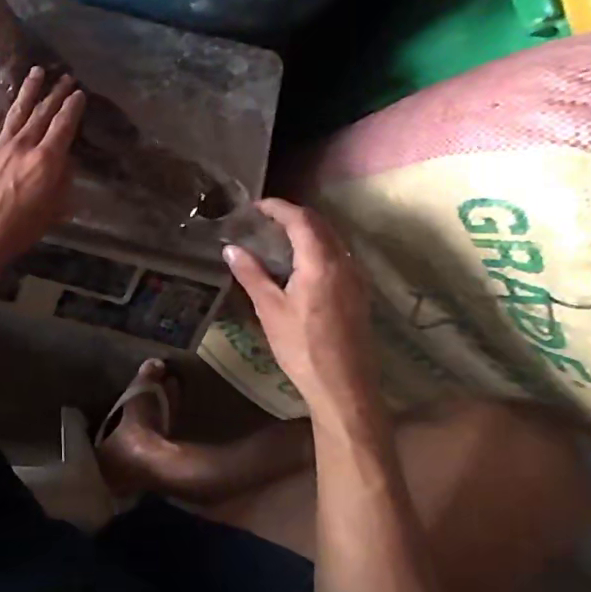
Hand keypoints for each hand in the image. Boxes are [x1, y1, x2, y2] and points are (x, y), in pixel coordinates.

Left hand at [0, 67, 84, 281]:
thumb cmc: (21, 230)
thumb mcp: (54, 210)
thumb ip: (62, 181)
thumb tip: (65, 162)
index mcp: (45, 160)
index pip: (63, 125)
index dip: (73, 107)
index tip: (79, 93)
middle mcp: (22, 146)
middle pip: (41, 113)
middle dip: (55, 93)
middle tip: (64, 77)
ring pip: (15, 113)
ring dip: (27, 92)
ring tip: (36, 73)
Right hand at [223, 199, 378, 420]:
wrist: (343, 385)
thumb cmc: (302, 347)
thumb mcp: (270, 310)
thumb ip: (252, 275)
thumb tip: (231, 249)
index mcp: (321, 263)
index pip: (301, 220)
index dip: (279, 208)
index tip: (256, 206)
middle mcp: (344, 263)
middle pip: (321, 225)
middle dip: (293, 215)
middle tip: (264, 219)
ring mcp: (356, 278)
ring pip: (333, 239)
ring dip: (308, 230)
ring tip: (278, 237)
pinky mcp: (359, 292)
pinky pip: (339, 255)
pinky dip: (318, 247)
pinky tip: (300, 263)